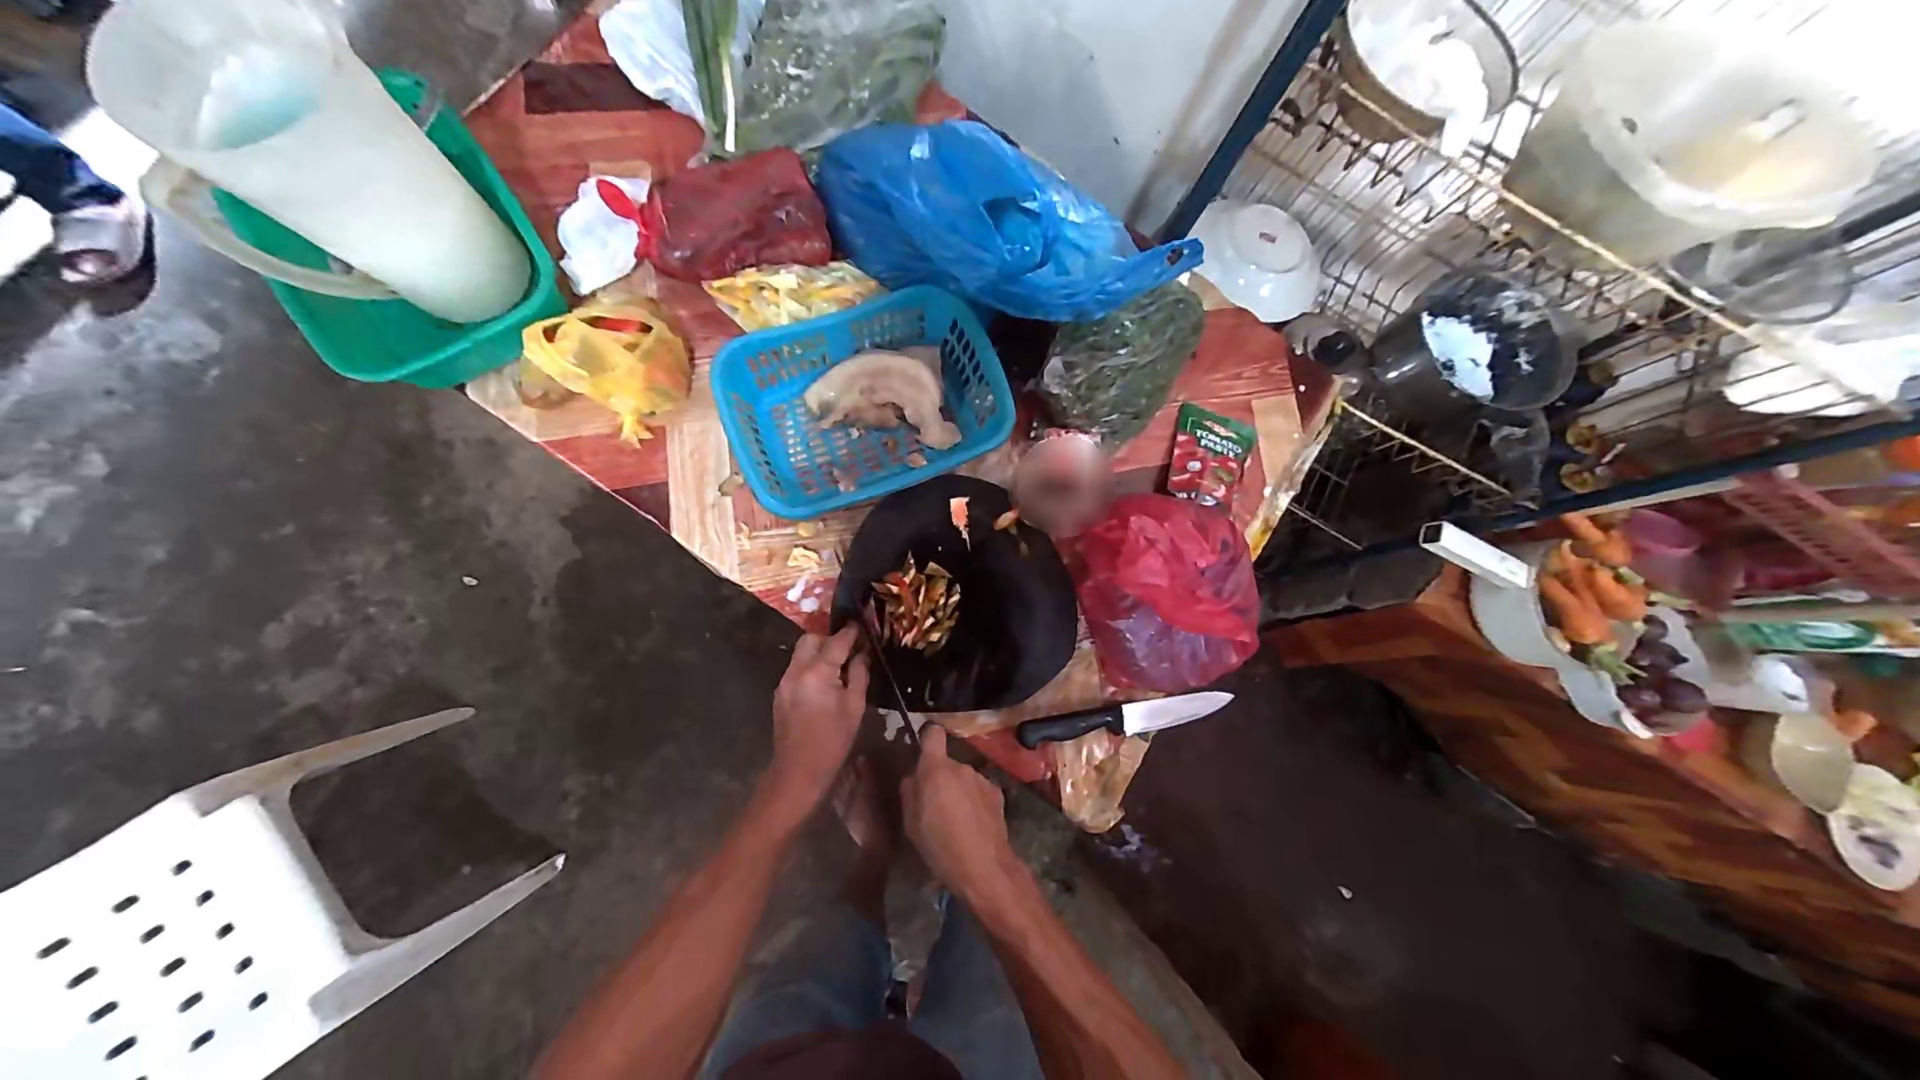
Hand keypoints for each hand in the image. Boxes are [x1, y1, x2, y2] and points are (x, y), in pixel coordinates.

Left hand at [764, 626, 869, 813]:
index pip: (836, 642)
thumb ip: (859, 675)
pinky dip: (811, 666)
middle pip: (811, 639)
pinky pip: (797, 668)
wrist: (798, 771)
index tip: (862, 627)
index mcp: (817, 673)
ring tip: (839, 667)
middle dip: (829, 639)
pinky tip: (825, 683)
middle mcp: (796, 671)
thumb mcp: (855, 707)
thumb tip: (862, 655)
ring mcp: (784, 681)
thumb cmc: (833, 741)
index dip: (851, 632)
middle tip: (848, 650)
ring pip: (801, 653)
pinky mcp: (780, 692)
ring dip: (819, 653)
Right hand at [902, 725, 1022, 910]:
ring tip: (957, 820)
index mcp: (936, 769)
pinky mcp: (998, 793)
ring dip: (959, 791)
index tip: (923, 751)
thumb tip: (914, 777)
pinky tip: (974, 825)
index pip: (933, 734)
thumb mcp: (911, 822)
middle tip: (935, 805)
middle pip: (947, 763)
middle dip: (941, 778)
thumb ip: (910, 792)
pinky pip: (979, 791)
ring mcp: (982, 779)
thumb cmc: (939, 844)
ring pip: (964, 778)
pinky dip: (975, 801)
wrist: (983, 867)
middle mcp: (961, 766)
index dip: (927, 738)